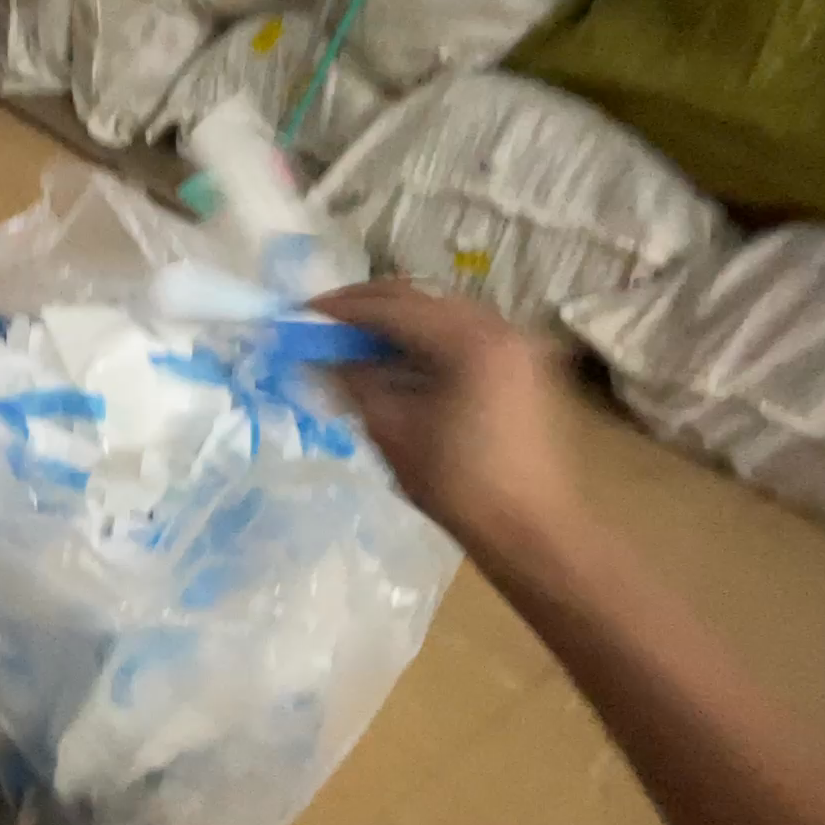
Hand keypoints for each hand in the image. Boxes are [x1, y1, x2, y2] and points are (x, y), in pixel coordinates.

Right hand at [311, 280, 581, 552]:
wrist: (528, 526)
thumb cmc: (454, 482)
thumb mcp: (389, 427)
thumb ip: (352, 379)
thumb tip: (317, 355)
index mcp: (469, 342)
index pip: (390, 307)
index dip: (338, 309)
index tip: (296, 316)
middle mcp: (497, 328)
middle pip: (417, 298)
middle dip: (362, 305)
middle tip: (317, 321)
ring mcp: (512, 343)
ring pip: (435, 311)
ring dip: (387, 319)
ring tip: (344, 339)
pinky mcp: (515, 363)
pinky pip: (454, 331)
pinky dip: (414, 335)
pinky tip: (385, 356)